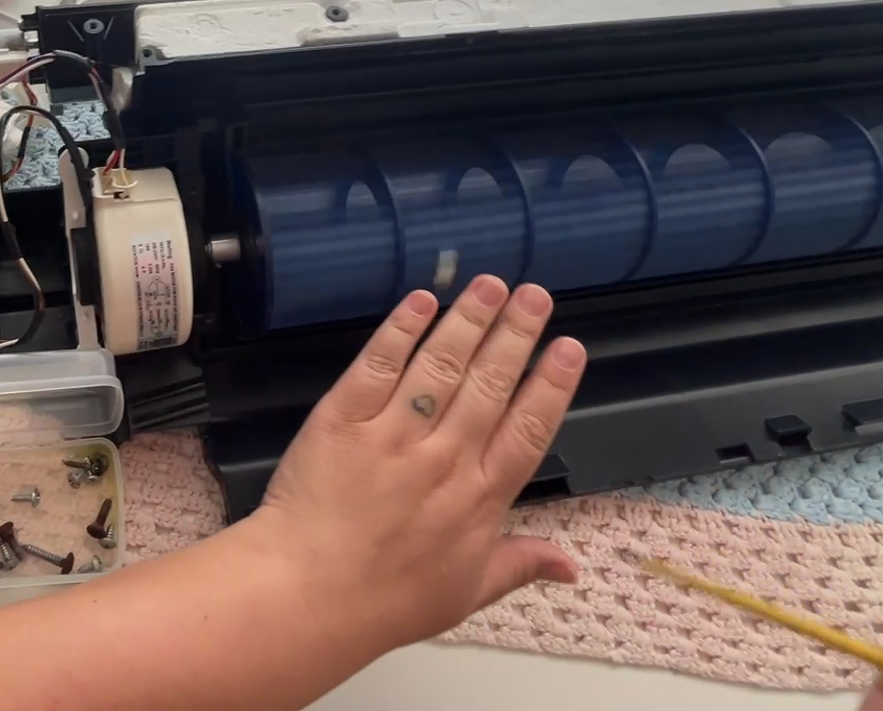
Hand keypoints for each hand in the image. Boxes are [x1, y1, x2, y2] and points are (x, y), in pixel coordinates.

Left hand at [252, 275, 586, 650]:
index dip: (551, 385)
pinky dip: (400, 331)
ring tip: (490, 284)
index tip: (569, 347)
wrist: (309, 590)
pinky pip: (378, 366)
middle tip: (535, 294)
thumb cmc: (386, 597)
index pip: (526, 429)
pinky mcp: (344, 417)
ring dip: (467, 321)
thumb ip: (518, 564)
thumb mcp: (465, 593)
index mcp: (478, 497)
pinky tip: (421, 302)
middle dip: (515, 334)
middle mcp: (443, 457)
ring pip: (440, 366)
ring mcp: (393, 432)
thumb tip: (573, 564)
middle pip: (488, 385)